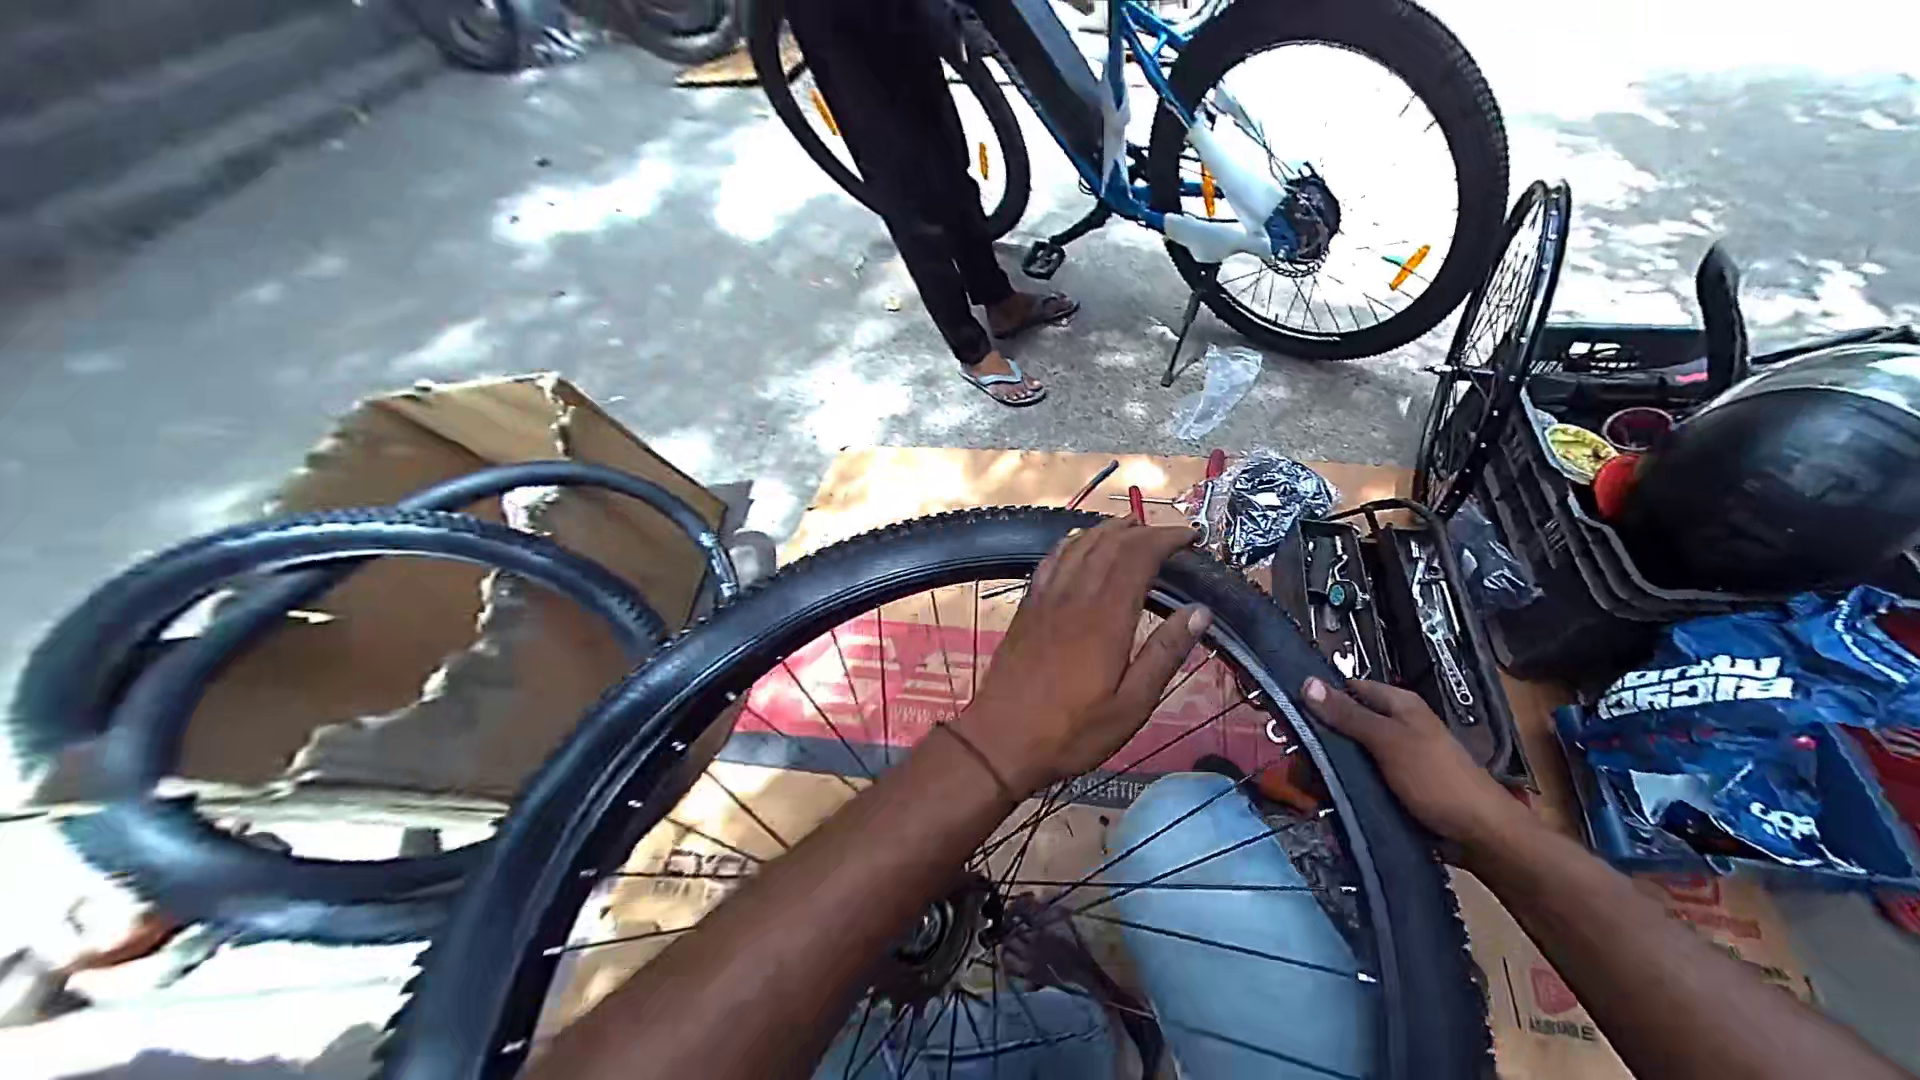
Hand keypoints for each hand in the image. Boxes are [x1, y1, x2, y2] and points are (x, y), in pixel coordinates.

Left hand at [954, 517, 1210, 797]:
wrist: (1000, 740)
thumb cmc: (1071, 732)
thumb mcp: (1131, 706)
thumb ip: (1164, 654)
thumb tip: (1199, 612)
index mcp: (1106, 618)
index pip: (1138, 557)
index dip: (1165, 539)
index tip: (1189, 536)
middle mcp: (1074, 597)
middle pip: (1109, 544)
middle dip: (1142, 530)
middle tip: (1167, 533)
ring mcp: (1046, 599)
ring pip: (1078, 546)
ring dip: (1107, 530)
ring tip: (1130, 526)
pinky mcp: (1027, 608)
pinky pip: (1050, 561)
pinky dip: (1070, 544)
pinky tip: (1077, 543)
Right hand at [1300, 677, 1527, 848]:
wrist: (1482, 838)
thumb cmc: (1437, 780)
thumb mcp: (1387, 741)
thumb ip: (1347, 714)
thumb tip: (1306, 682)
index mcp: (1399, 704)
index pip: (1347, 687)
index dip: (1319, 695)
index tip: (1287, 708)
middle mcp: (1396, 724)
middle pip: (1346, 720)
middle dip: (1320, 732)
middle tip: (1289, 745)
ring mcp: (1395, 756)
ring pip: (1349, 750)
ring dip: (1329, 760)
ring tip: (1300, 771)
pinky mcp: (1394, 784)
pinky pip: (1359, 774)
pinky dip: (1343, 780)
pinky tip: (1324, 789)